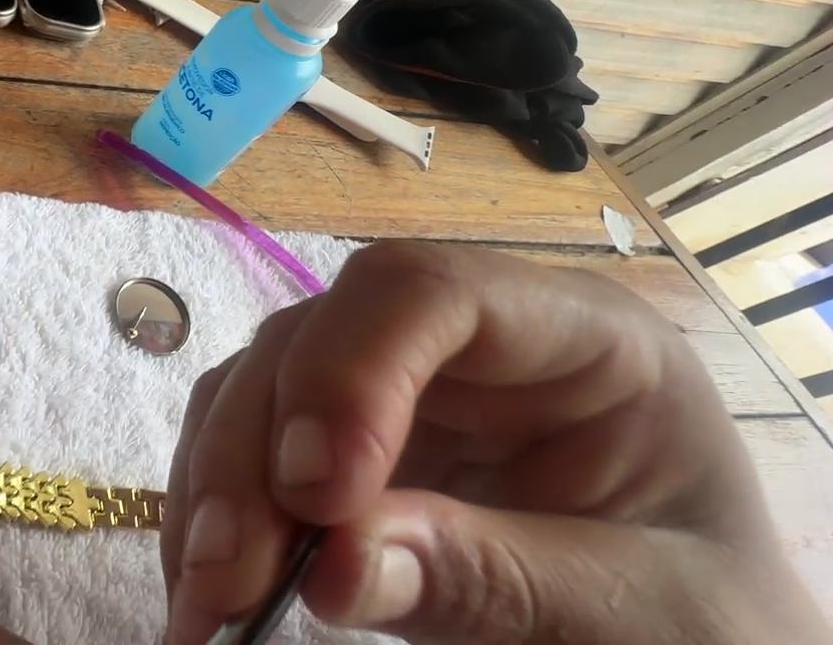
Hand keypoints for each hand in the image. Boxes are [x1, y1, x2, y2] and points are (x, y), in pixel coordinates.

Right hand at [161, 240, 830, 643]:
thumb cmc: (702, 626)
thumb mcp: (641, 623)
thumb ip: (494, 584)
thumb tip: (333, 564)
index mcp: (568, 336)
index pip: (424, 293)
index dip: (349, 371)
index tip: (315, 497)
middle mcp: (447, 338)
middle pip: (307, 340)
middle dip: (253, 457)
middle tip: (223, 574)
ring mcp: (374, 374)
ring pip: (250, 382)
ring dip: (213, 484)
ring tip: (202, 595)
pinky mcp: (321, 423)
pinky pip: (234, 435)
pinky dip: (208, 502)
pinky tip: (202, 570)